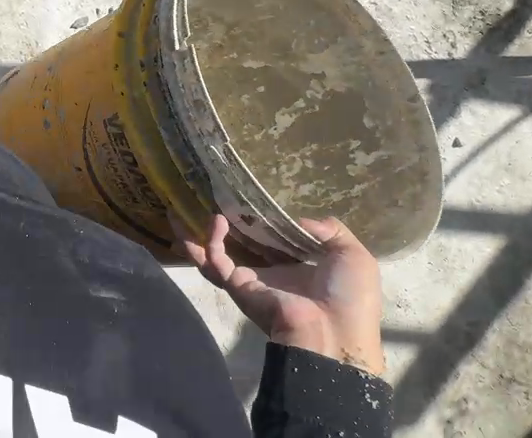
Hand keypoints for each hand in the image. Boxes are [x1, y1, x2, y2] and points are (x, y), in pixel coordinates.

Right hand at [177, 213, 385, 376]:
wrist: (334, 331)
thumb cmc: (348, 296)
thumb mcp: (354, 257)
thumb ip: (330, 230)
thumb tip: (296, 218)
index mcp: (295, 269)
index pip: (268, 241)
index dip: (254, 222)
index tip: (243, 202)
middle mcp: (268, 273)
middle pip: (234, 245)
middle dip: (215, 228)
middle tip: (198, 203)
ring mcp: (249, 280)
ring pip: (212, 253)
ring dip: (195, 233)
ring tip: (177, 210)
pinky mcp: (236, 284)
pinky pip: (215, 259)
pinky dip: (211, 239)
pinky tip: (216, 221)